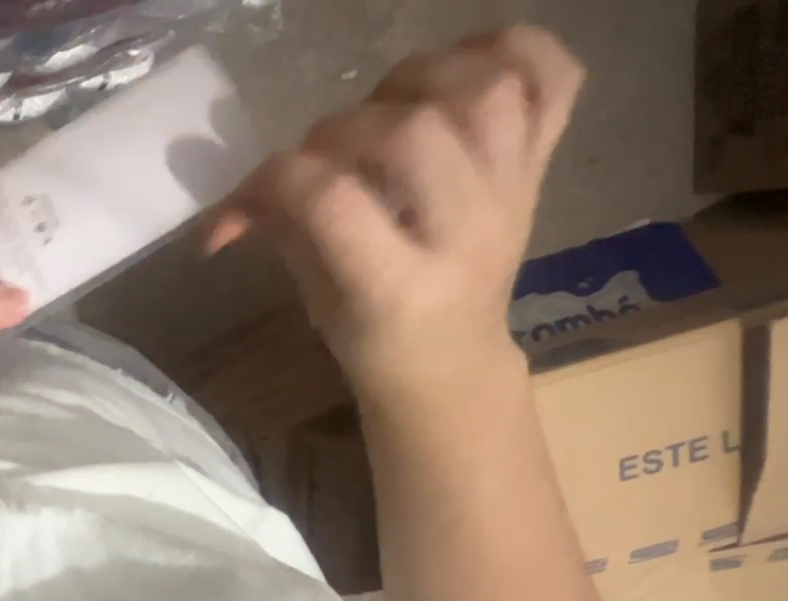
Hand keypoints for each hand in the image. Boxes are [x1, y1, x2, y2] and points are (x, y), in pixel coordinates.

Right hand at [205, 26, 584, 399]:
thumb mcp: (312, 297)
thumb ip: (282, 232)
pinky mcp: (538, 169)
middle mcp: (464, 234)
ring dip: (421, 76)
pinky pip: (555, 79)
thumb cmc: (368, 341)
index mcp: (393, 287)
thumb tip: (232, 203)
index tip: (251, 191)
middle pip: (411, 133)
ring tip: (384, 104)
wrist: (450, 364)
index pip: (332, 202)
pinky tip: (462, 67)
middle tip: (320, 152)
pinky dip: (515, 49)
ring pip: (485, 91)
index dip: (277, 178)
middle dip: (343, 126)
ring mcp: (512, 195)